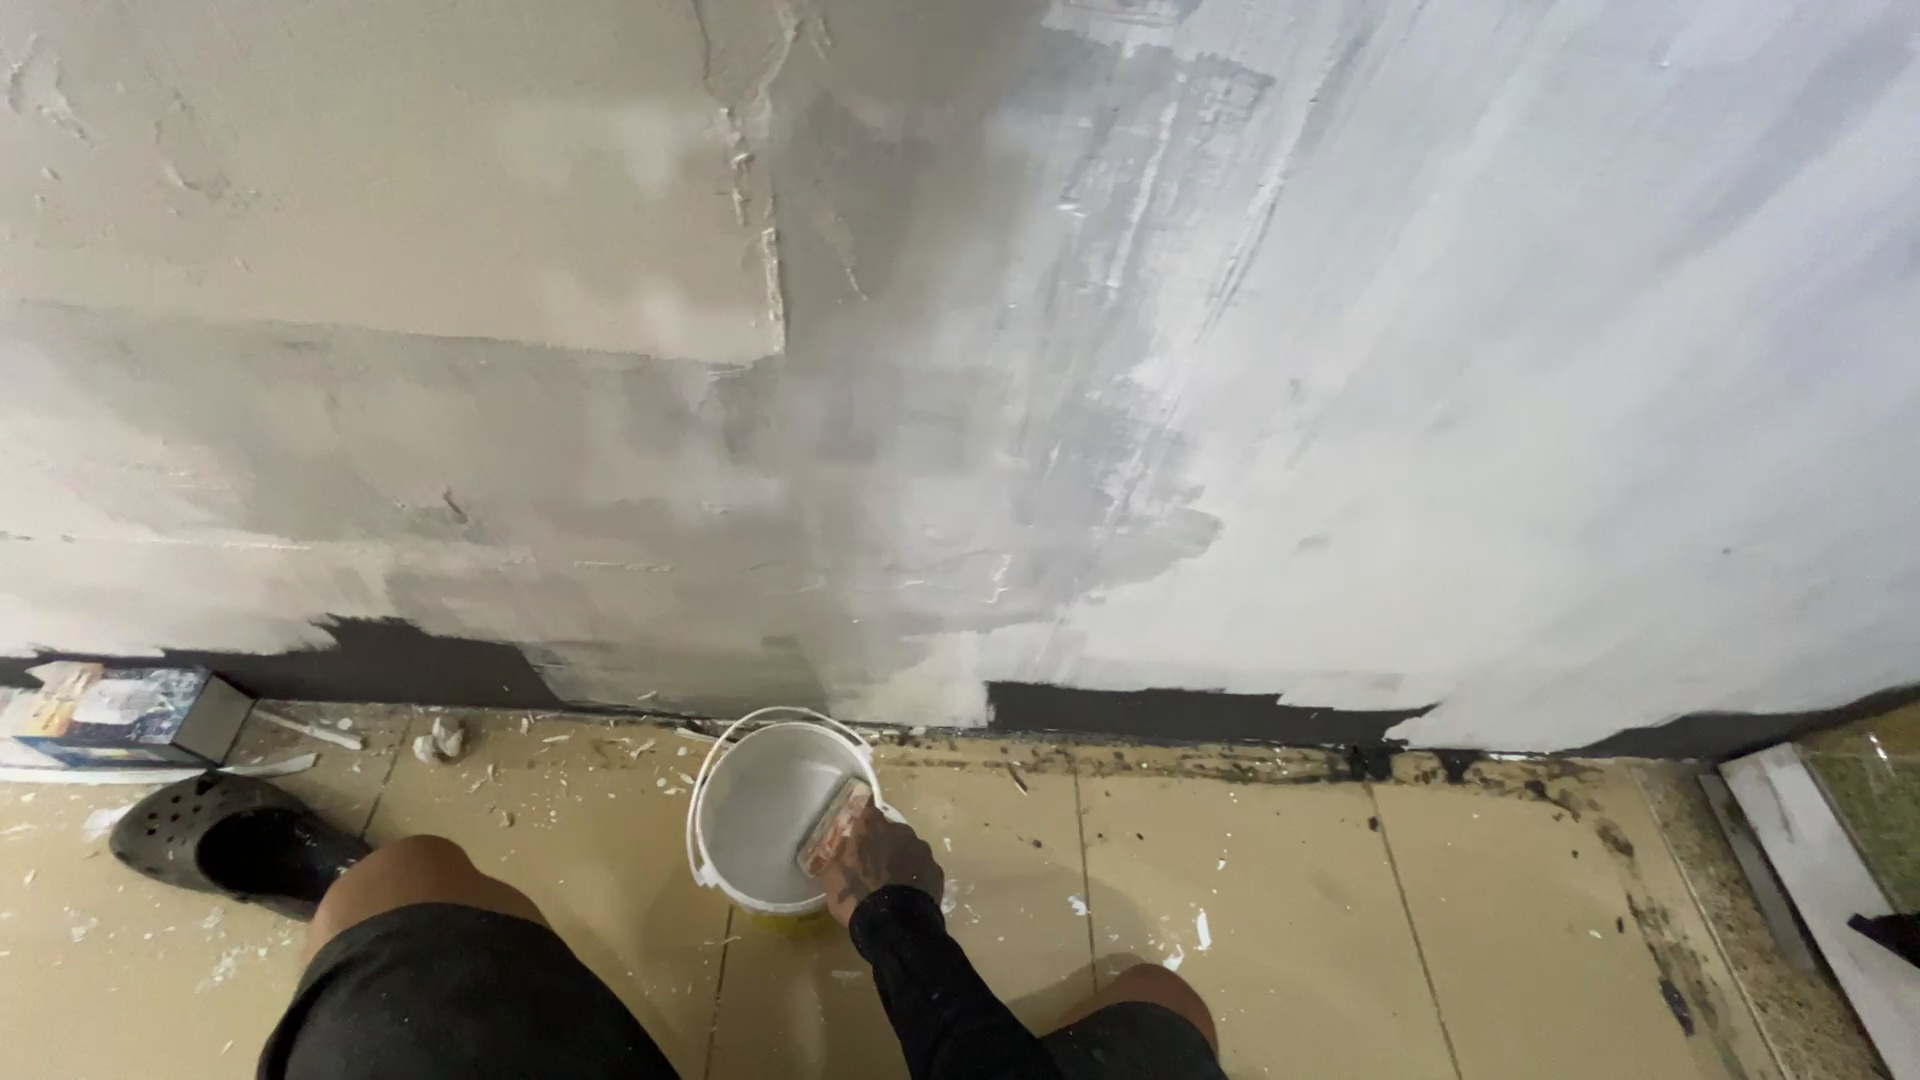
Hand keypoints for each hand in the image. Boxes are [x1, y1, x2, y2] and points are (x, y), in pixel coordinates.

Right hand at [820, 805, 944, 925]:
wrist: (894, 924)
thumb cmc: (856, 895)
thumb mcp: (833, 875)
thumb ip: (839, 853)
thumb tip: (845, 842)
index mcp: (872, 827)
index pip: (867, 810)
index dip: (864, 821)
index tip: (859, 832)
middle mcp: (900, 830)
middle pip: (890, 830)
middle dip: (884, 842)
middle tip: (875, 864)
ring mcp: (921, 849)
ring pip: (909, 848)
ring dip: (901, 858)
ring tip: (893, 883)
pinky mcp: (935, 869)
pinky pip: (922, 867)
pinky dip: (915, 875)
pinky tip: (908, 893)